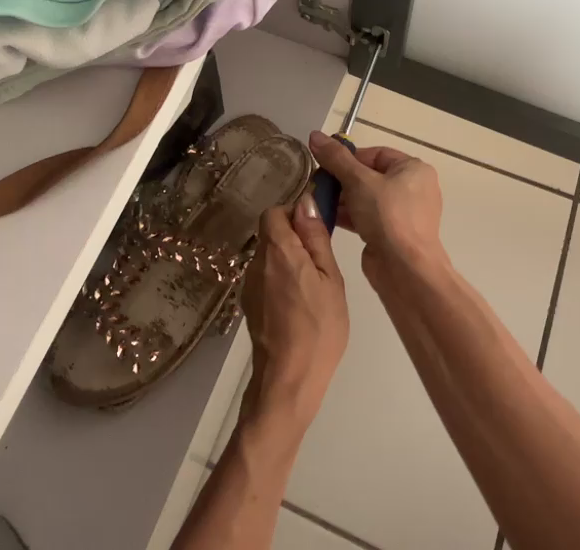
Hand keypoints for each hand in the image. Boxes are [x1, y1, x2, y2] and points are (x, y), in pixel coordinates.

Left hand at [239, 194, 348, 427]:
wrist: (289, 378)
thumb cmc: (319, 328)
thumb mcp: (330, 279)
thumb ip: (316, 238)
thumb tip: (306, 201)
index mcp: (277, 250)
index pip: (274, 212)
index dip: (294, 215)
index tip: (316, 233)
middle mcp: (256, 262)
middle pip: (271, 235)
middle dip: (294, 241)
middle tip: (322, 265)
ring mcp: (249, 286)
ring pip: (269, 259)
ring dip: (288, 263)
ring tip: (313, 290)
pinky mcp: (249, 306)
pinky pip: (266, 280)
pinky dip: (280, 283)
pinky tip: (299, 307)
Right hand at [307, 132, 446, 284]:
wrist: (404, 268)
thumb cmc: (387, 215)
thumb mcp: (358, 181)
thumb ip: (336, 158)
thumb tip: (314, 135)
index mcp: (413, 169)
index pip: (376, 154)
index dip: (348, 157)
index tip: (324, 165)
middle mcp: (413, 188)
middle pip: (369, 175)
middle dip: (341, 180)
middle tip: (317, 183)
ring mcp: (403, 213)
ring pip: (366, 198)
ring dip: (341, 198)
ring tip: (316, 199)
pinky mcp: (392, 234)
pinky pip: (366, 217)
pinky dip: (348, 215)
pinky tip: (324, 216)